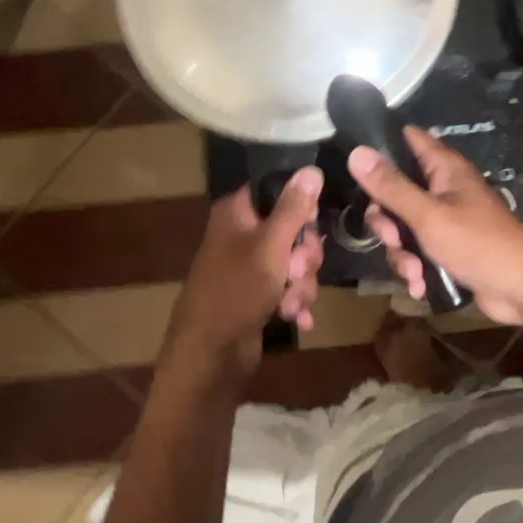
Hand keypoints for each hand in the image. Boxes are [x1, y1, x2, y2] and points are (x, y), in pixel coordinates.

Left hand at [164, 167, 323, 376]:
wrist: (210, 354)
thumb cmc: (237, 291)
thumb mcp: (271, 246)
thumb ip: (294, 208)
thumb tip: (312, 169)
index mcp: (237, 213)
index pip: (278, 191)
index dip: (301, 209)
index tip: (311, 227)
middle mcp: (241, 234)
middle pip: (293, 230)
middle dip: (305, 257)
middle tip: (299, 273)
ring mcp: (248, 266)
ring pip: (294, 263)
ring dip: (302, 285)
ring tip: (293, 304)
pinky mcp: (256, 294)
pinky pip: (287, 288)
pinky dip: (295, 302)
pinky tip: (298, 318)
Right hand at [348, 128, 522, 326]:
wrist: (522, 290)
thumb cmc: (479, 245)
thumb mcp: (428, 216)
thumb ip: (391, 187)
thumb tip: (357, 152)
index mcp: (445, 169)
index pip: (408, 139)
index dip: (381, 147)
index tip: (357, 168)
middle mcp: (445, 188)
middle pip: (395, 191)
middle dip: (386, 221)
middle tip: (392, 239)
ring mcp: (447, 219)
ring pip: (403, 227)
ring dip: (401, 253)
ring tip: (414, 273)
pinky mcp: (448, 248)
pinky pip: (418, 251)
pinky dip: (415, 268)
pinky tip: (421, 286)